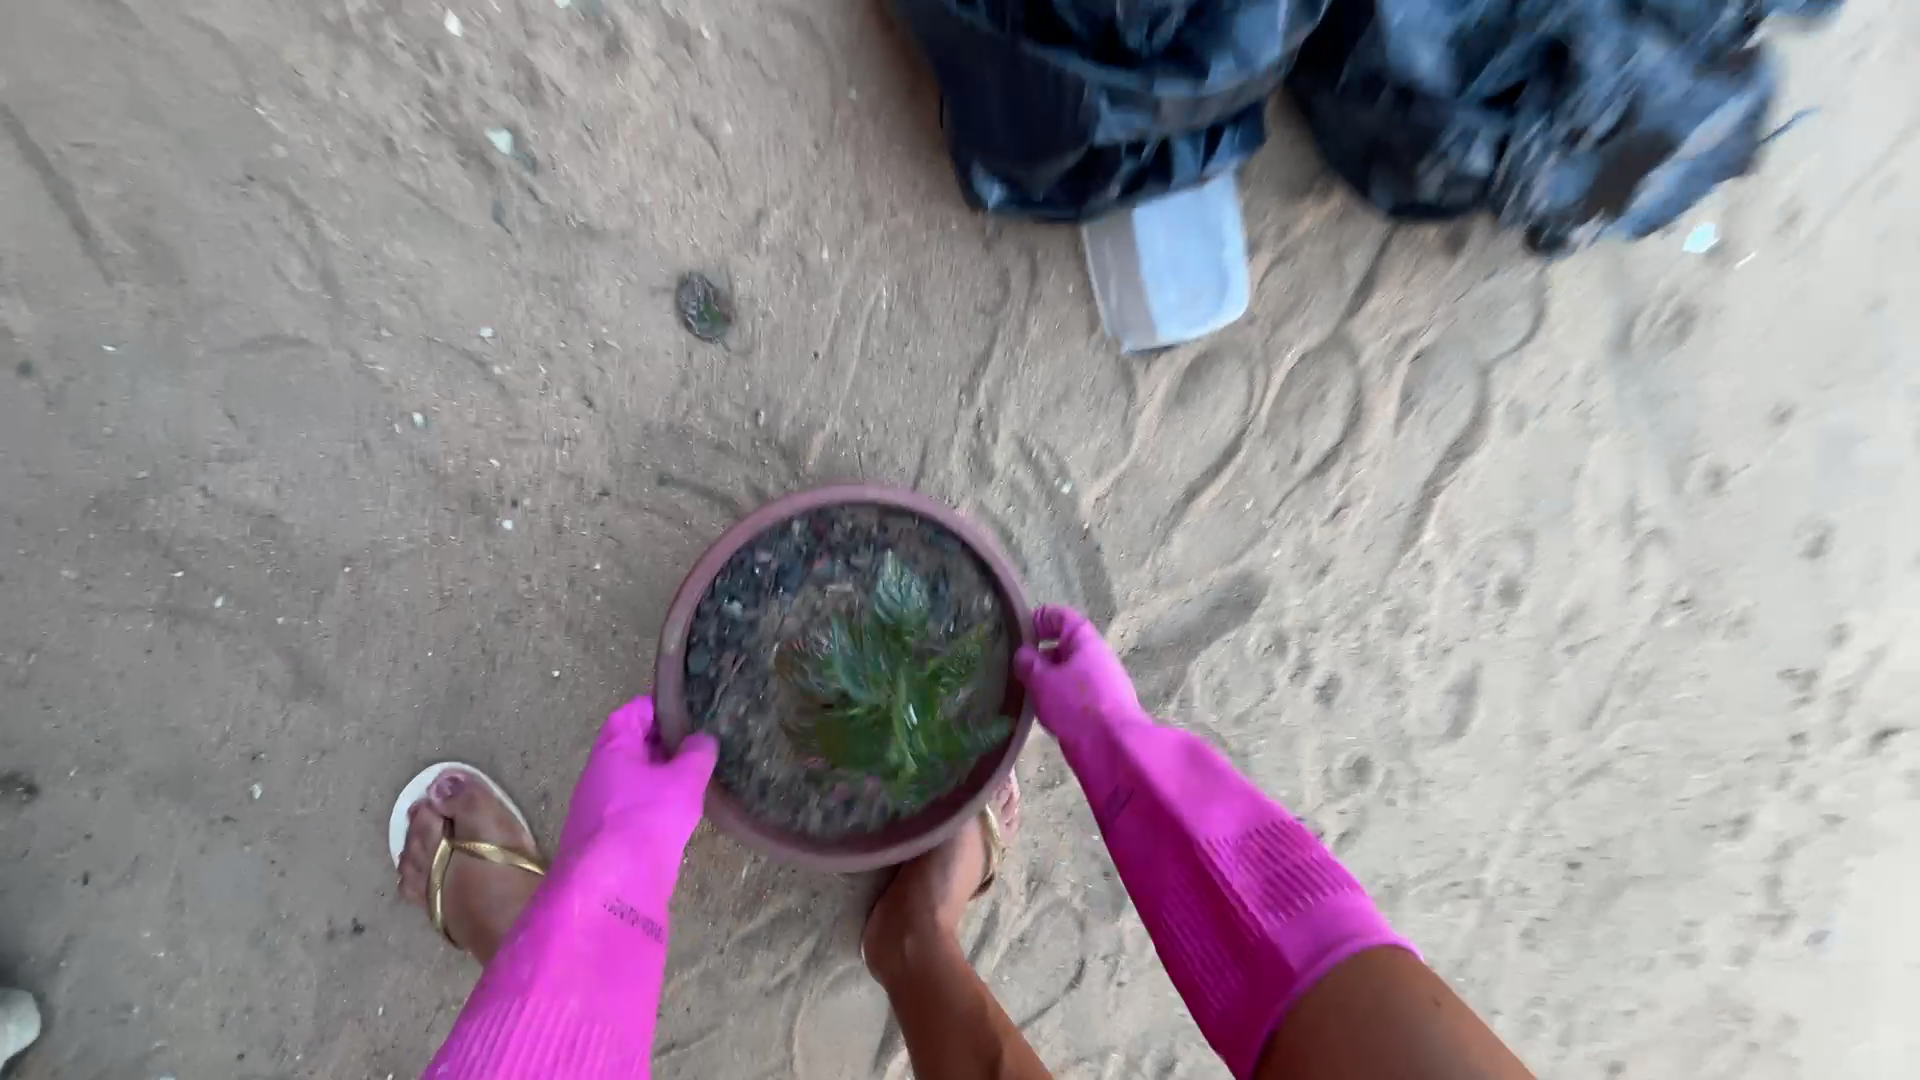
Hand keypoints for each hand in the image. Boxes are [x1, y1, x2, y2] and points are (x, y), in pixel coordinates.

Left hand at [556, 695, 717, 862]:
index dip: (659, 706)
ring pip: (638, 778)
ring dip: (665, 774)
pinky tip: (686, 807)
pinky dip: (660, 801)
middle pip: (634, 745)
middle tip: (703, 737)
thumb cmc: (646, 819)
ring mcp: (603, 808)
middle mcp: (601, 775)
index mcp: (612, 751)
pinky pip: (638, 806)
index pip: (632, 713)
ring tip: (701, 771)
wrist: (611, 890)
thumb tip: (703, 738)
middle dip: (666, 741)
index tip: (689, 707)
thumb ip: (697, 754)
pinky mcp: (611, 838)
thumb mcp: (684, 780)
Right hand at [1013, 605, 1147, 742]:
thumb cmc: (1076, 704)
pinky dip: (1058, 695)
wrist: (1113, 745)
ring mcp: (1101, 680)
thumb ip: (1028, 663)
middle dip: (1039, 654)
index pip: (1059, 615)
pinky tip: (1044, 710)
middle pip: (1064, 643)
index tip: (1017, 634)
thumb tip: (1023, 653)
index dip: (1037, 619)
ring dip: (1047, 677)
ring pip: (1068, 669)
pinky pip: (1075, 690)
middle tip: (1016, 668)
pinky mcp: (1101, 703)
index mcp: (1084, 640)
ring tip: (1026, 691)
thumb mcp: (1042, 681)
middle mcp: (1096, 655)